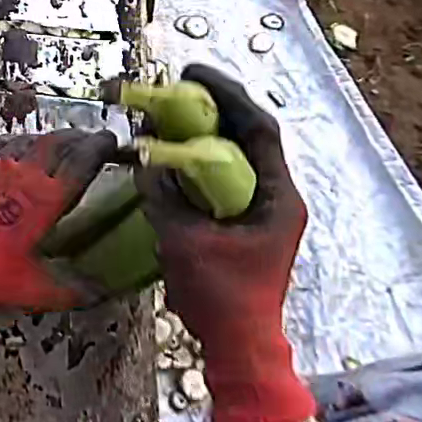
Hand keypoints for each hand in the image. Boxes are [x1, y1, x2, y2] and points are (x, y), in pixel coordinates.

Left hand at [0, 130, 119, 312]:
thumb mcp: (34, 288)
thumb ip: (72, 288)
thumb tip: (101, 290)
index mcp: (45, 198)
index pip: (81, 162)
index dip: (100, 148)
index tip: (111, 140)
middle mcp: (21, 173)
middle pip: (55, 143)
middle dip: (75, 137)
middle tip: (88, 139)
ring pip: (24, 141)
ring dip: (43, 140)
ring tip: (54, 143)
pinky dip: (8, 144)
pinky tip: (8, 149)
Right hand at [137, 64, 315, 421]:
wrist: (239, 345)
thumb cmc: (220, 295)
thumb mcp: (184, 240)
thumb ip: (162, 195)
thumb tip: (144, 159)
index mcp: (277, 197)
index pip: (258, 131)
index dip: (228, 97)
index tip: (193, 76)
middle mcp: (275, 195)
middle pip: (246, 135)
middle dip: (211, 107)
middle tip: (172, 87)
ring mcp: (259, 207)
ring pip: (230, 153)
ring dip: (199, 130)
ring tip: (163, 112)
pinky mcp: (239, 218)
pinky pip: (216, 174)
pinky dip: (191, 157)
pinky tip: (165, 151)